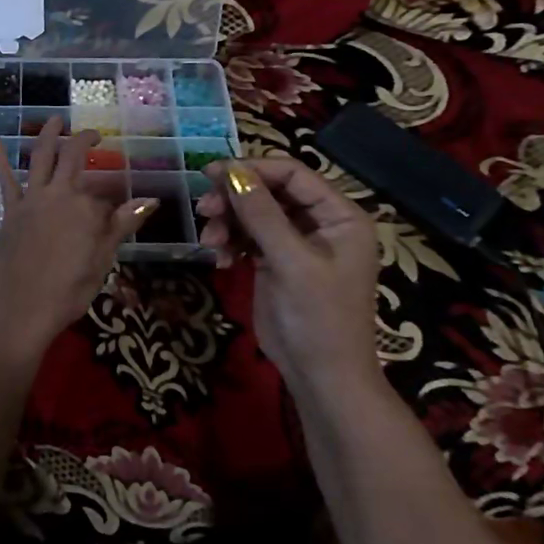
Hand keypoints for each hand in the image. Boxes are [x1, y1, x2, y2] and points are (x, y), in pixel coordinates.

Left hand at [0, 116, 157, 358]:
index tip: (121, 200)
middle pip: (72, 157)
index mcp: (86, 207)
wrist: (20, 307)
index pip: (104, 192)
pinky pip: (6, 180)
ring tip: (54, 119)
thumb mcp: (102, 260)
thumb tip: (150, 201)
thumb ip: (122, 225)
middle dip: (83, 140)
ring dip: (47, 135)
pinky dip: (0, 159)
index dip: (114, 195)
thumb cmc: (67, 290)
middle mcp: (59, 194)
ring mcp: (31, 200)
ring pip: (40, 157)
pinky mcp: (10, 210)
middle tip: (94, 134)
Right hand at [196, 159, 381, 386]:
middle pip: (269, 192)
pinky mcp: (276, 262)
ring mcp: (296, 243)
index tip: (210, 174)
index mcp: (339, 216)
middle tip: (203, 210)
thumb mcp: (291, 262)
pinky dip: (231, 243)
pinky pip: (248, 238)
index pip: (293, 175)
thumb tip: (232, 171)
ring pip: (254, 215)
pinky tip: (221, 260)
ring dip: (228, 223)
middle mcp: (320, 223)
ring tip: (210, 242)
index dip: (252, 169)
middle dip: (235, 199)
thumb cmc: (318, 316)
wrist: (320, 373)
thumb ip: (262, 215)